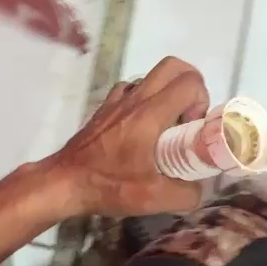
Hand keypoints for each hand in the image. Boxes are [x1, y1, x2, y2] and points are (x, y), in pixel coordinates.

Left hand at [41, 57, 210, 217]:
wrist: (64, 182)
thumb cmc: (108, 185)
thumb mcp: (153, 199)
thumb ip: (186, 194)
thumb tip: (200, 188)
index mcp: (149, 114)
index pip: (189, 83)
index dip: (202, 101)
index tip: (193, 128)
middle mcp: (134, 99)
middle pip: (173, 66)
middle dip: (191, 86)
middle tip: (189, 117)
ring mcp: (117, 100)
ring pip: (152, 76)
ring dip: (168, 92)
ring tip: (168, 124)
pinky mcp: (105, 108)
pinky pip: (132, 89)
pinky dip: (145, 98)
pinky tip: (144, 126)